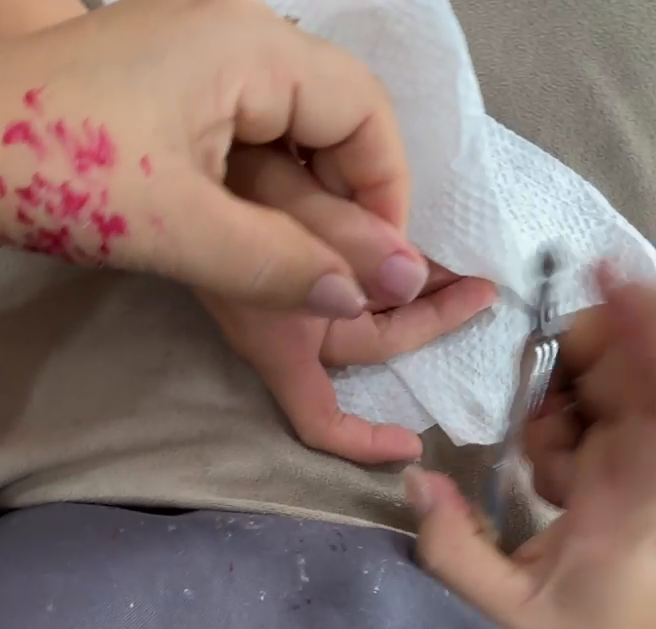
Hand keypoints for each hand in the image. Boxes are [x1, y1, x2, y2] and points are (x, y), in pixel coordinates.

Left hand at [0, 0, 412, 316]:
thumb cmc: (60, 174)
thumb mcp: (181, 226)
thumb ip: (280, 264)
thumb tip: (368, 299)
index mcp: (249, 44)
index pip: (363, 110)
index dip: (384, 193)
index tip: (377, 267)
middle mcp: (229, 36)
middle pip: (327, 122)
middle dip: (341, 205)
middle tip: (334, 278)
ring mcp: (189, 62)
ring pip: (280, 140)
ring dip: (296, 208)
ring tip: (290, 270)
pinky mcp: (159, 96)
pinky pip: (236, 145)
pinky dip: (253, 197)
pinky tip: (240, 241)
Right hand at [199, 148, 496, 462]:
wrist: (174, 155)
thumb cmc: (210, 179)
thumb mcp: (270, 208)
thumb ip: (336, 242)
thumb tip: (409, 277)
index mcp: (277, 339)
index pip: (318, 420)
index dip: (363, 443)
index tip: (412, 446)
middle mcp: (286, 327)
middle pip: (370, 344)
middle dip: (430, 319)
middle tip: (481, 288)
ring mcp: (291, 296)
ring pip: (368, 307)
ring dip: (415, 287)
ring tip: (461, 256)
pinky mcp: (295, 266)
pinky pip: (354, 278)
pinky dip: (388, 269)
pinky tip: (413, 239)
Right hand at [404, 267, 655, 628]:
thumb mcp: (517, 617)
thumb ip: (455, 553)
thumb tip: (415, 479)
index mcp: (645, 498)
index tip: (609, 277)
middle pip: (644, 357)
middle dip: (574, 353)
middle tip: (522, 416)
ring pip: (630, 367)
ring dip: (568, 390)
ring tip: (541, 468)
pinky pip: (625, 390)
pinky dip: (577, 406)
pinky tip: (558, 467)